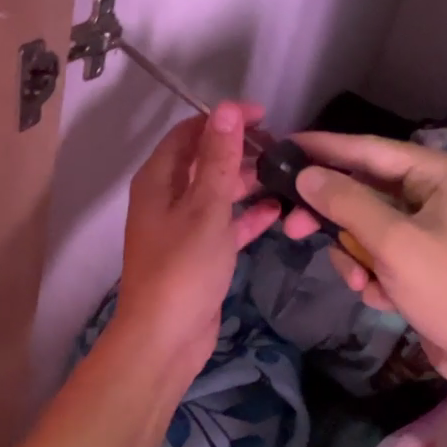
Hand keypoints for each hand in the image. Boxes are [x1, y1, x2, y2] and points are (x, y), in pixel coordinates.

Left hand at [114, 101, 280, 371]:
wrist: (165, 336)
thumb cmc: (183, 268)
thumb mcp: (206, 208)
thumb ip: (218, 159)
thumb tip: (225, 109)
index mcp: (158, 180)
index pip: (190, 132)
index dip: (224, 120)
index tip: (264, 117)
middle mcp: (165, 198)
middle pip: (204, 161)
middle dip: (240, 152)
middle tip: (282, 150)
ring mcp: (181, 228)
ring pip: (217, 194)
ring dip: (248, 184)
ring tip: (288, 177)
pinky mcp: (198, 254)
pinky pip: (224, 225)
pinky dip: (247, 216)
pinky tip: (279, 211)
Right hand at [280, 132, 446, 381]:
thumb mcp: (394, 244)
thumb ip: (346, 203)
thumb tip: (304, 174)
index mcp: (446, 175)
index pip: (372, 150)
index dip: (324, 148)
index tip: (283, 148)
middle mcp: (444, 193)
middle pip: (368, 190)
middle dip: (335, 217)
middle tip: (292, 229)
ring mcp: (439, 228)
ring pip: (370, 226)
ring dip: (356, 256)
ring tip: (357, 282)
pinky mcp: (430, 260)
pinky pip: (385, 253)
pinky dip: (375, 274)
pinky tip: (383, 298)